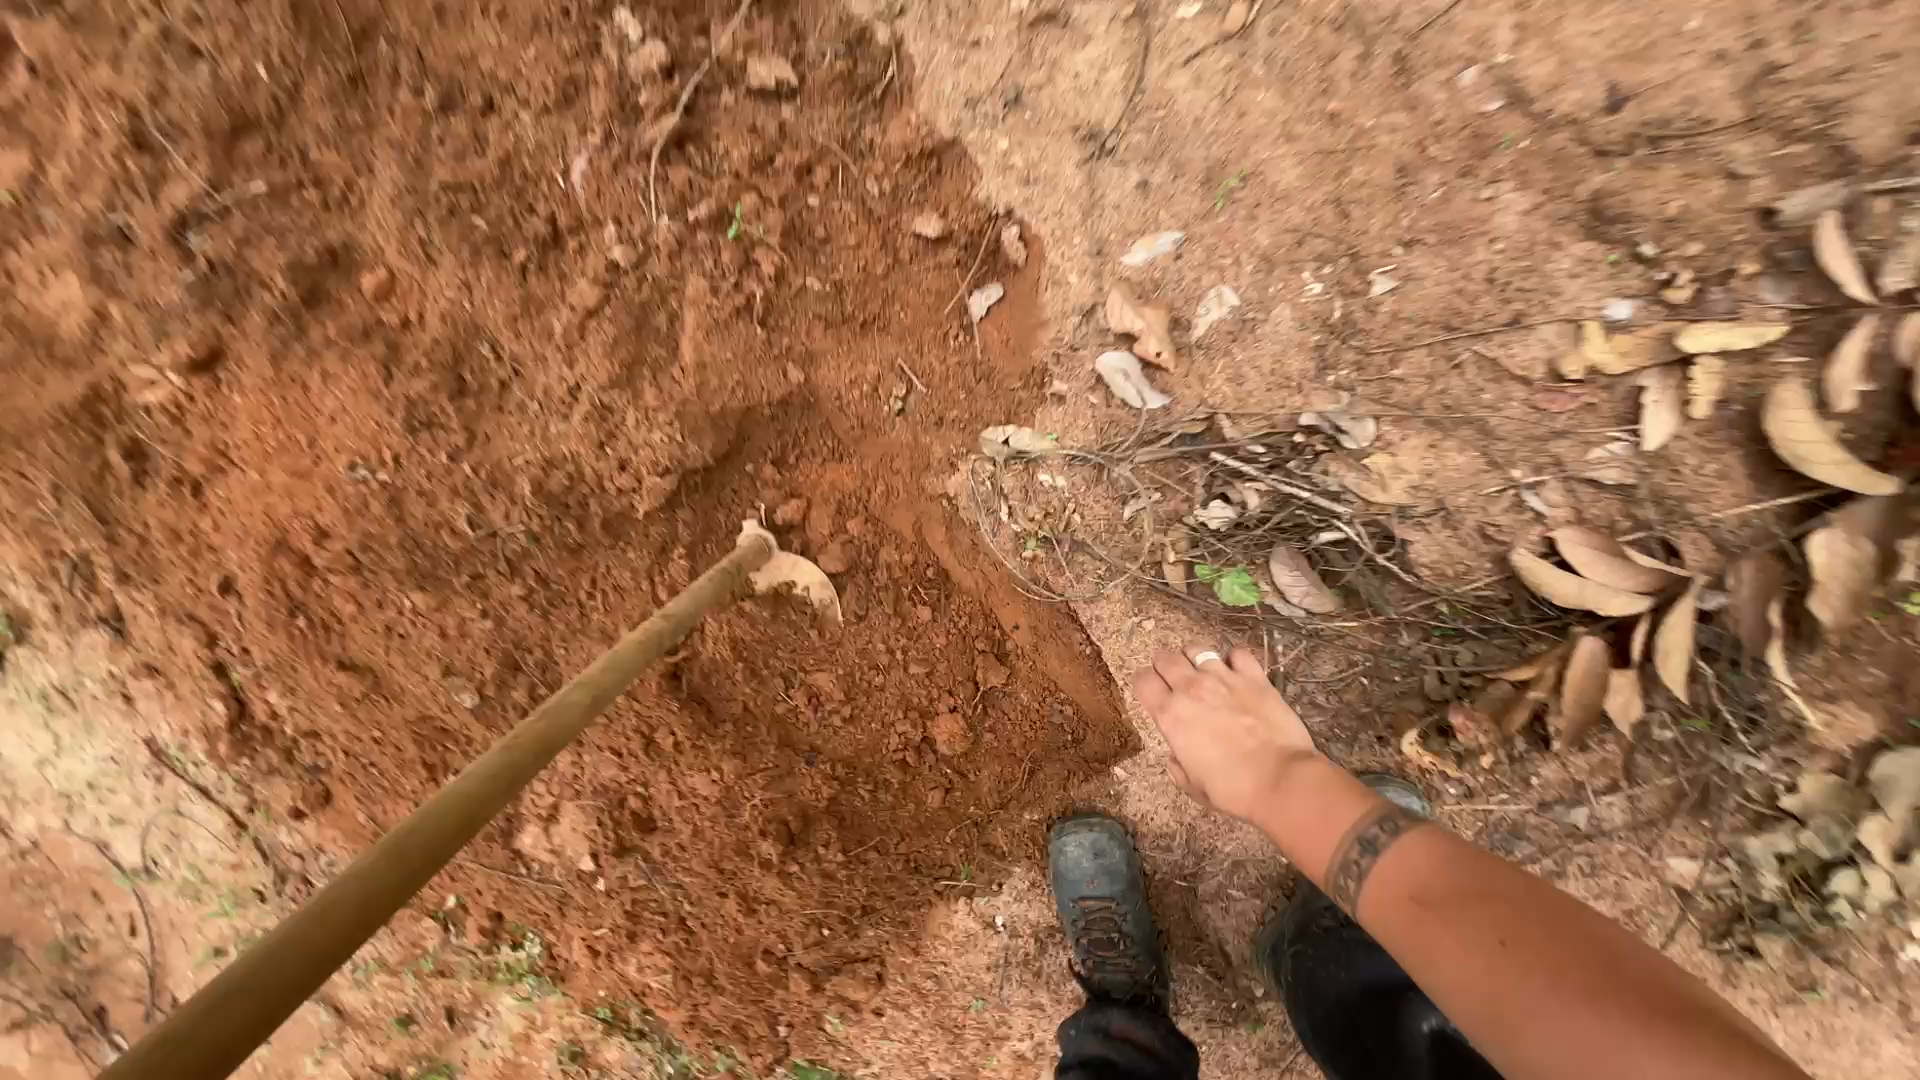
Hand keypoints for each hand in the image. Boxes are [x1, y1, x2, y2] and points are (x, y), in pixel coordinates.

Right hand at [1131, 644, 1322, 821]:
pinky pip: (1237, 653)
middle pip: (1165, 657)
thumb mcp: (1192, 785)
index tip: (1152, 693)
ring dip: (1194, 659)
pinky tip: (1236, 672)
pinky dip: (1233, 659)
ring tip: (1202, 672)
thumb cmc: (1233, 790)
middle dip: (1165, 666)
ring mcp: (1223, 679)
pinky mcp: (1254, 677)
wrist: (1281, 780)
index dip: (1145, 685)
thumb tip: (1177, 756)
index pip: (1143, 680)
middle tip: (1174, 680)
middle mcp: (1191, 689)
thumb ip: (1178, 765)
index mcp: (1170, 715)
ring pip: (1196, 649)